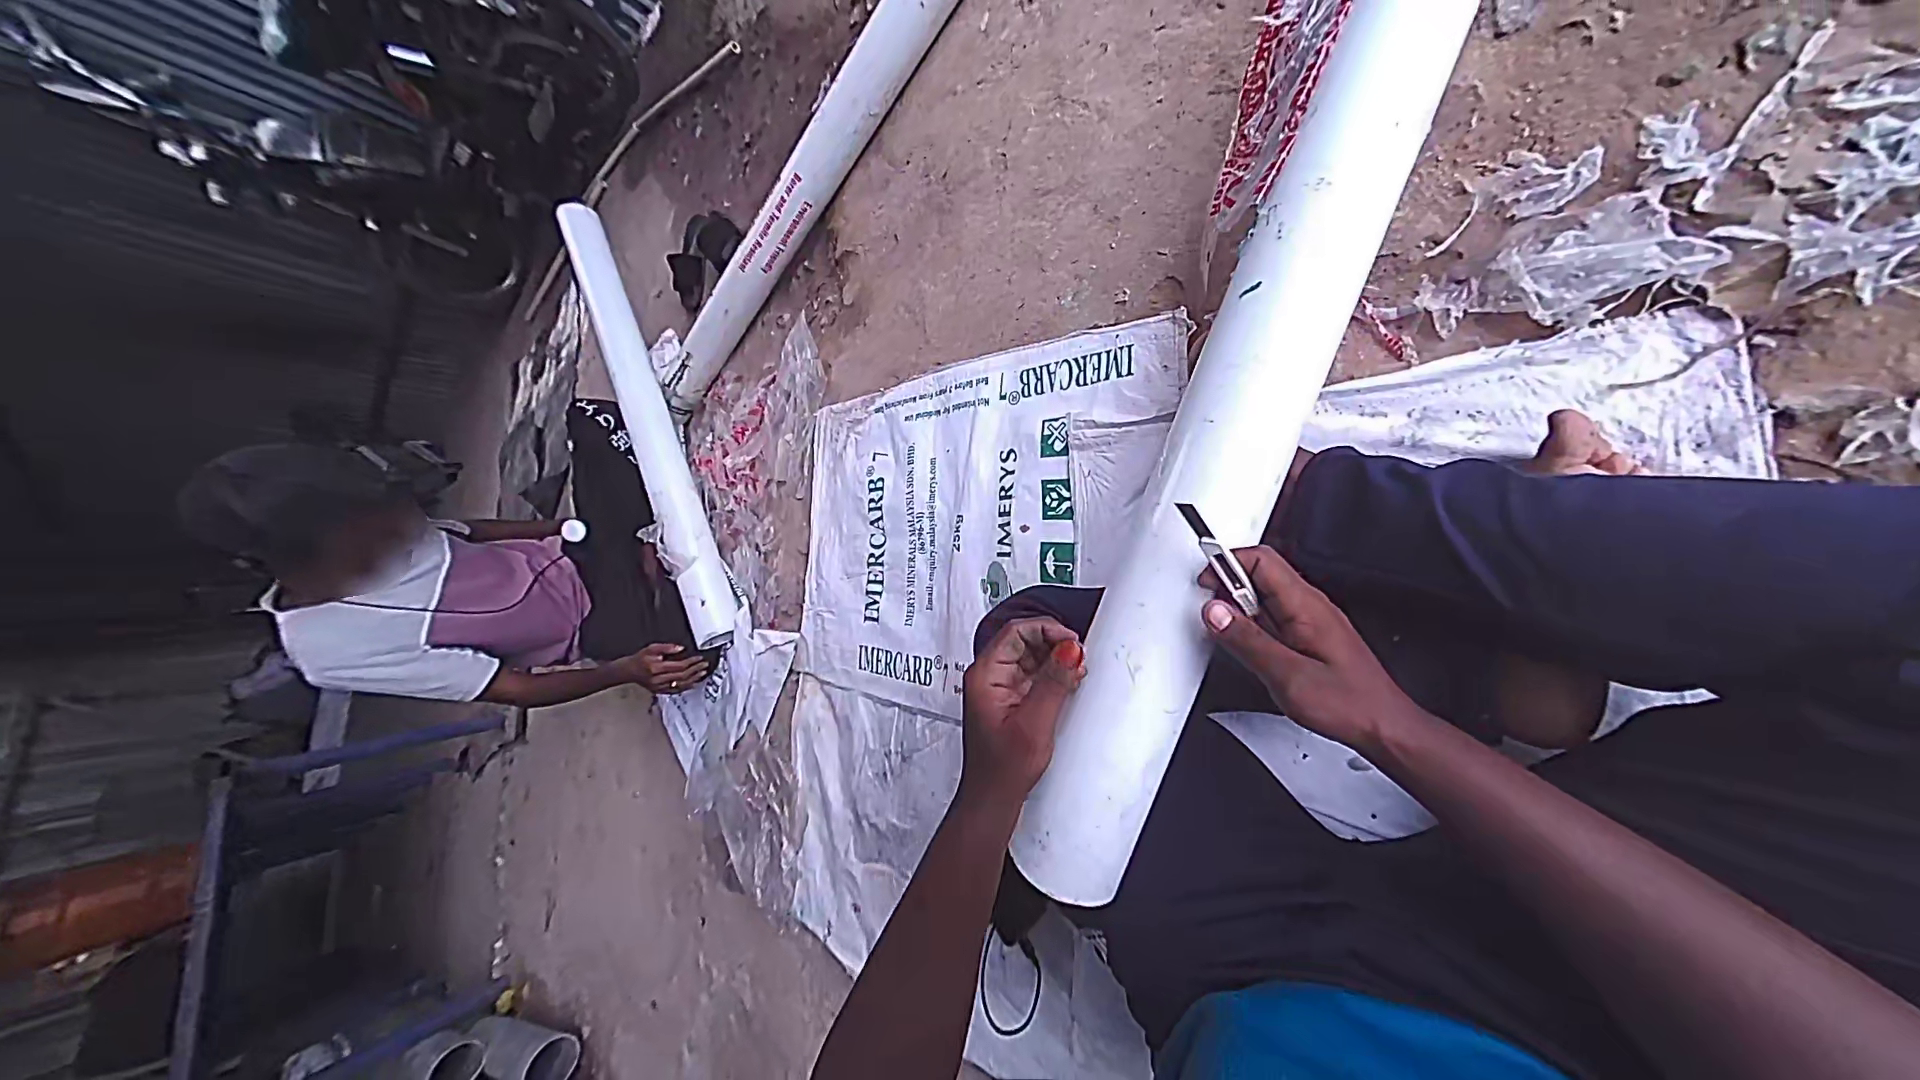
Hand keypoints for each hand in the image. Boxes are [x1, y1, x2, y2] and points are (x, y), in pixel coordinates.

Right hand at [614, 642, 712, 695]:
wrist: (627, 671)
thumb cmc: (639, 659)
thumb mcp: (651, 648)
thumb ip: (667, 647)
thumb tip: (680, 648)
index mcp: (656, 668)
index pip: (679, 666)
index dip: (691, 662)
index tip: (699, 658)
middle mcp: (658, 679)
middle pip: (682, 676)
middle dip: (695, 670)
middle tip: (704, 665)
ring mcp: (659, 687)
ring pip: (680, 685)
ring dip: (694, 679)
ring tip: (703, 673)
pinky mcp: (660, 691)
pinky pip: (676, 691)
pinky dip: (687, 687)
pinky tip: (694, 683)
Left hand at [959, 618, 1086, 807]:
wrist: (993, 798)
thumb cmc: (1002, 769)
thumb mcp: (1035, 724)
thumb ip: (1054, 683)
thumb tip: (1069, 650)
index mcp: (985, 675)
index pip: (1015, 631)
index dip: (1046, 629)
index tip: (1071, 641)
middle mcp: (990, 676)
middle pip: (1024, 639)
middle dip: (1054, 643)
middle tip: (1078, 656)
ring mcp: (1001, 686)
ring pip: (1031, 655)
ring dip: (1056, 658)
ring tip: (1076, 672)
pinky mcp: (1013, 698)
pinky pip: (1035, 673)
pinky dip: (1054, 674)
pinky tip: (1068, 684)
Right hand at [1199, 546, 1425, 749]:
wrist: (1385, 727)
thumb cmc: (1350, 704)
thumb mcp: (1288, 675)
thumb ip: (1246, 640)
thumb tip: (1215, 613)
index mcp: (1306, 605)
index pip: (1260, 560)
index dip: (1226, 565)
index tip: (1206, 583)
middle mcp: (1309, 606)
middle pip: (1258, 573)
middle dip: (1227, 587)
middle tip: (1213, 613)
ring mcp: (1309, 620)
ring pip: (1262, 596)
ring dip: (1237, 608)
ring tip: (1229, 634)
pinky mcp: (1306, 635)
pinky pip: (1270, 616)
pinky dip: (1250, 625)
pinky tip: (1248, 647)